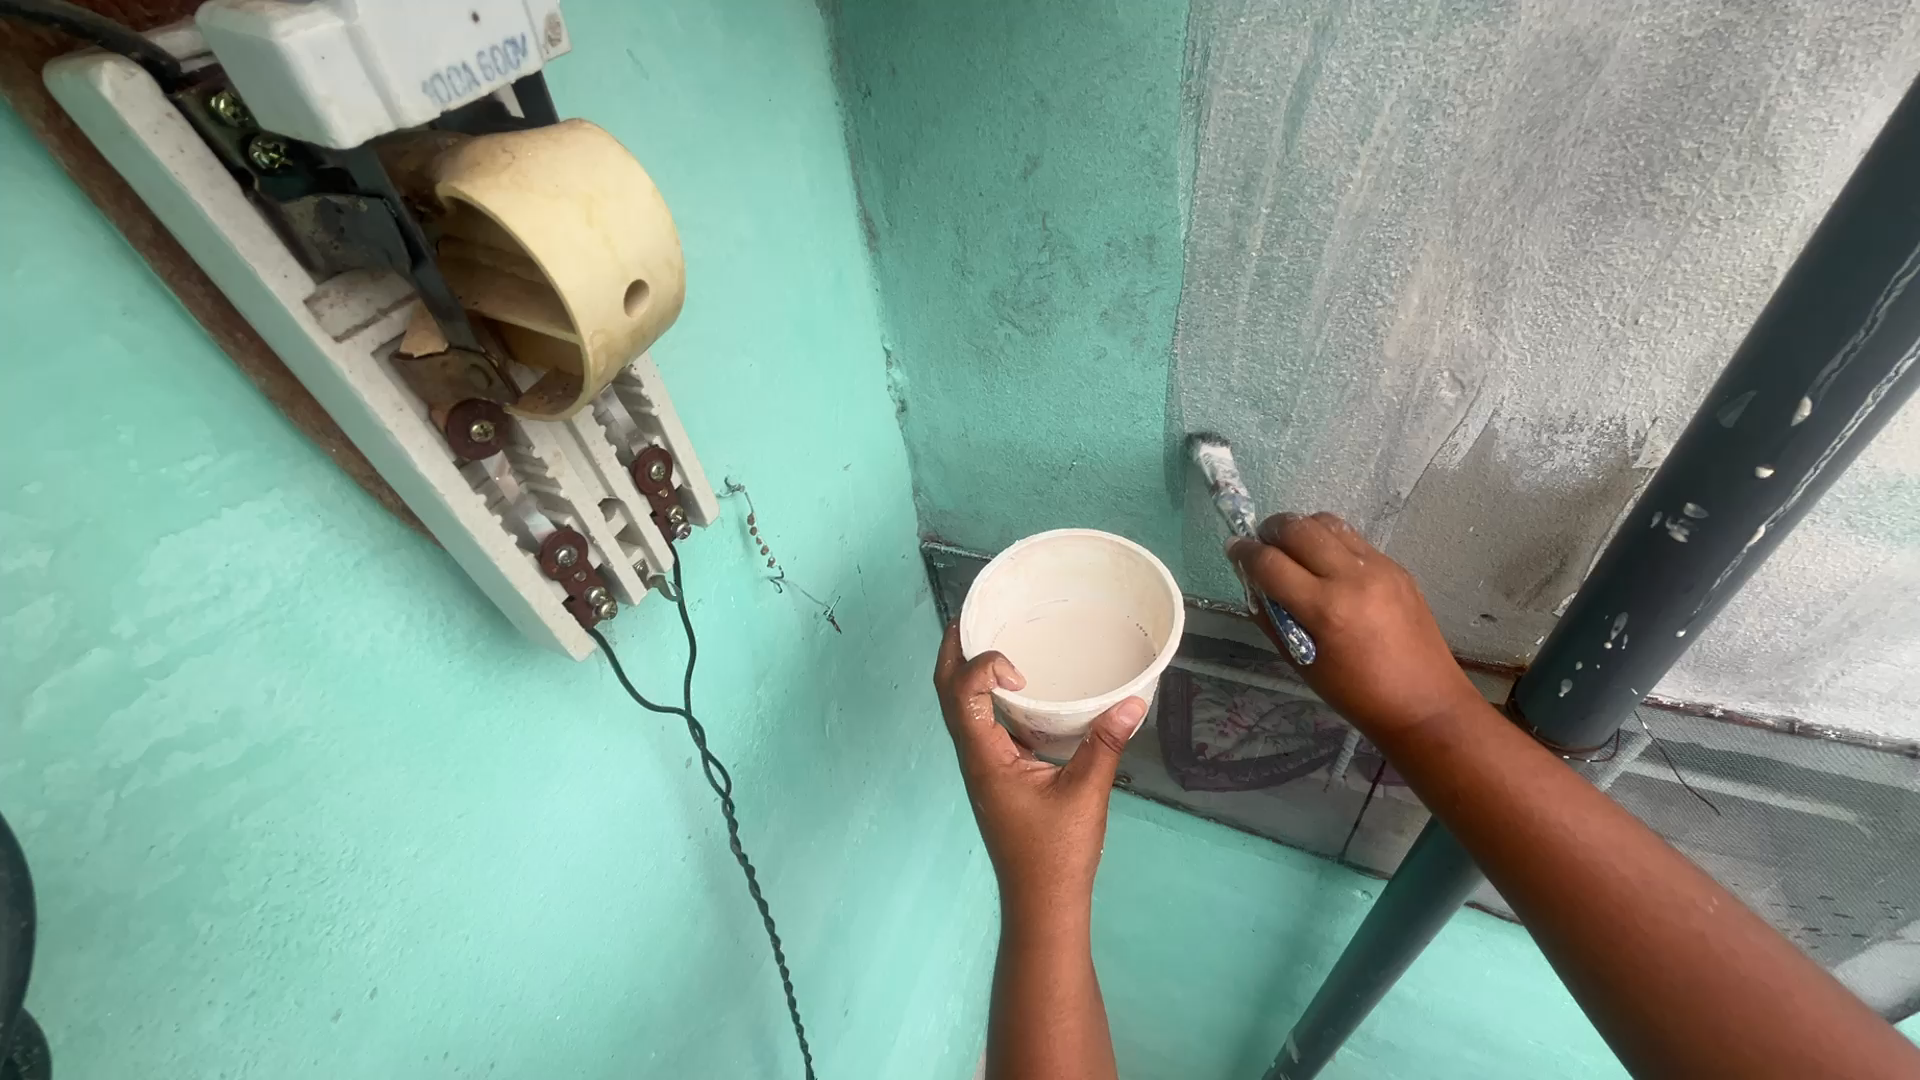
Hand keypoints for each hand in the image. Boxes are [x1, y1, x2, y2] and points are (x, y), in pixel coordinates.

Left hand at [933, 623, 1146, 923]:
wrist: (1041, 903)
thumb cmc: (1057, 853)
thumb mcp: (1086, 794)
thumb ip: (1105, 745)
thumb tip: (1133, 702)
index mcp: (984, 756)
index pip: (961, 694)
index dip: (980, 666)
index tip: (1020, 668)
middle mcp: (973, 755)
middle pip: (946, 693)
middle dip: (954, 651)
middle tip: (972, 615)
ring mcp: (981, 764)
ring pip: (958, 707)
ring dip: (964, 671)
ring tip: (988, 637)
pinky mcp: (994, 772)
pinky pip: (979, 722)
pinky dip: (985, 694)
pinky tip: (1015, 686)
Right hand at [1227, 512, 1480, 739]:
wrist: (1425, 703)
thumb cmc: (1355, 693)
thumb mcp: (1300, 660)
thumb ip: (1271, 616)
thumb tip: (1252, 582)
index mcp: (1324, 609)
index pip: (1269, 562)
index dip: (1243, 552)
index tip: (1234, 550)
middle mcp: (1352, 578)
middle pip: (1297, 528)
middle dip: (1270, 531)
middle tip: (1261, 547)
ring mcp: (1379, 568)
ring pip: (1327, 522)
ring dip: (1301, 530)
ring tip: (1293, 551)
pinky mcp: (1397, 567)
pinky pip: (1352, 539)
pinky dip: (1328, 542)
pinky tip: (1326, 567)